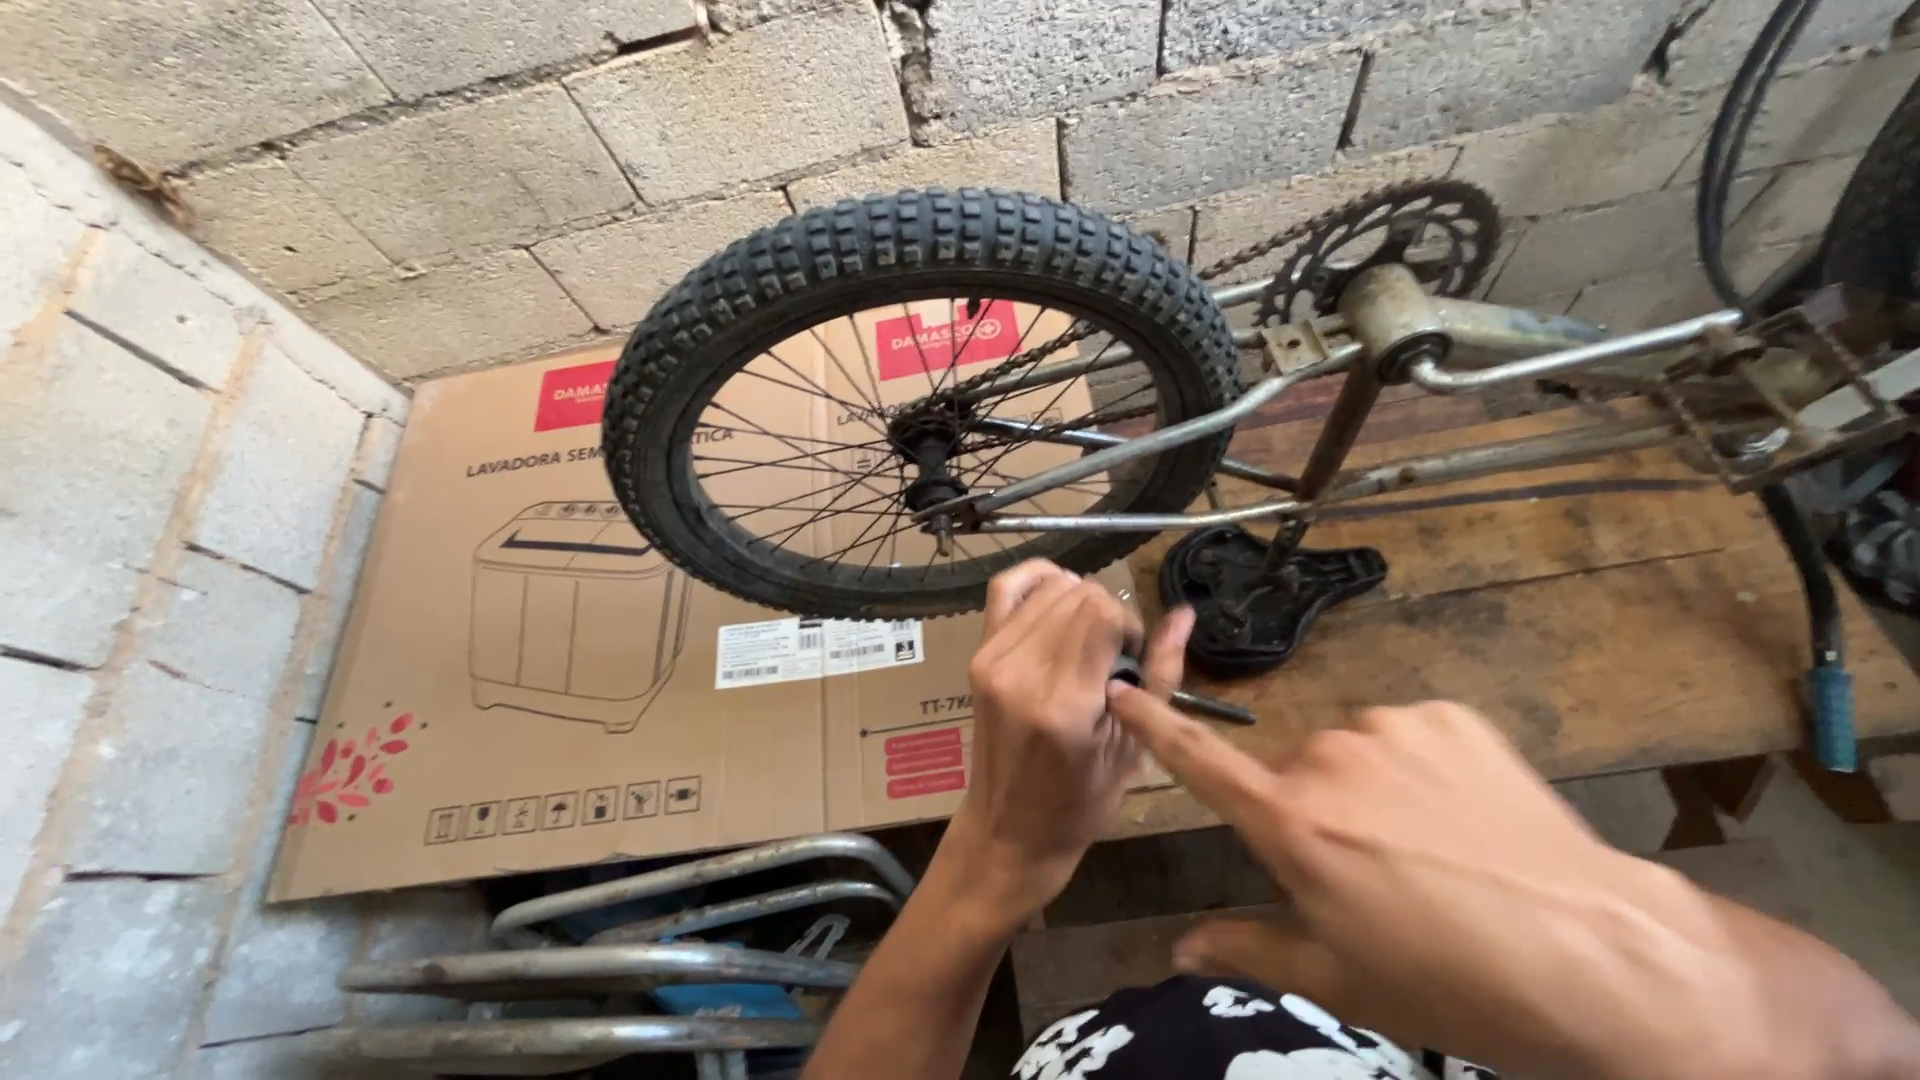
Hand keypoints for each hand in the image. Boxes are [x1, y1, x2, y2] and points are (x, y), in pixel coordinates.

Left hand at [942, 560, 1192, 926]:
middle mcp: (1021, 672)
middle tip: (1112, 656)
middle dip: (1108, 614)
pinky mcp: (978, 655)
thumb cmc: (1080, 801)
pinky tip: (1059, 592)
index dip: (1129, 626)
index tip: (1132, 660)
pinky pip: (1004, 588)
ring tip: (1087, 639)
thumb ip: (1161, 674)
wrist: (1010, 828)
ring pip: (1049, 588)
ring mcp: (992, 659)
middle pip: (1078, 595)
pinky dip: (1035, 578)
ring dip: (1079, 601)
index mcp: (1064, 703)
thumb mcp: (1134, 748)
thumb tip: (1184, 613)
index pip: (1103, 613)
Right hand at [1101, 694, 1886, 1079]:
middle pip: (1295, 776)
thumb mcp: (1342, 979)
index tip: (1124, 693)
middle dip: (1315, 814)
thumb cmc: (1456, 986)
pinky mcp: (1451, 716)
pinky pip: (1407, 735)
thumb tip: (1175, 949)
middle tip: (1375, 875)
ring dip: (1370, 789)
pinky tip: (1469, 816)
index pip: (1200, 763)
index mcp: (1293, 824)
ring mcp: (1393, 730)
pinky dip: (1421, 766)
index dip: (1155, 727)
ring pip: (1352, 753)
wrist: (1612, 962)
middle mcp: (1329, 760)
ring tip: (1435, 851)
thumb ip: (1248, 948)